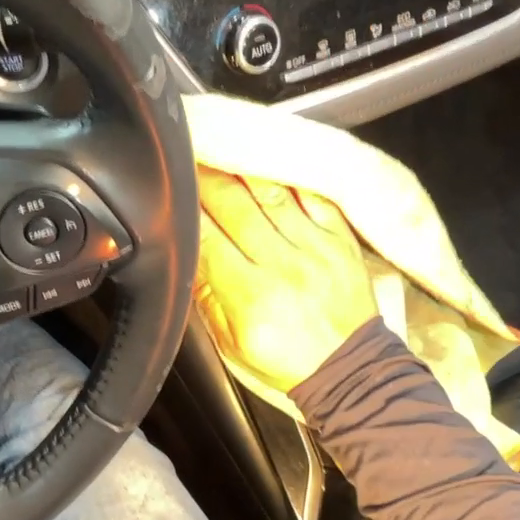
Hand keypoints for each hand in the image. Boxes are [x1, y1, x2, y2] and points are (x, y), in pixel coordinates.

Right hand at [195, 169, 378, 394]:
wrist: (349, 370)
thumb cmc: (289, 361)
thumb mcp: (232, 344)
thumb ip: (207, 300)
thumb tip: (187, 259)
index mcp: (249, 295)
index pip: (206, 237)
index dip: (184, 210)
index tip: (170, 192)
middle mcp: (282, 264)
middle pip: (233, 204)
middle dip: (205, 177)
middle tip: (189, 159)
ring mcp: (314, 246)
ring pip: (270, 190)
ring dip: (240, 166)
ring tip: (221, 149)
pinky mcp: (339, 237)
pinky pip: (311, 193)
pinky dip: (287, 174)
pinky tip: (268, 161)